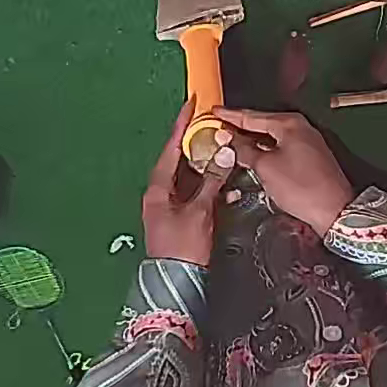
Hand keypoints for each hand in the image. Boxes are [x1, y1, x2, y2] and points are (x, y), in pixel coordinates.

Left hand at [143, 102, 236, 265]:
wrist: (176, 283)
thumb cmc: (182, 246)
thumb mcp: (199, 212)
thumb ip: (212, 182)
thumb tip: (224, 154)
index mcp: (158, 188)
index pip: (171, 148)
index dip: (181, 125)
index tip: (191, 103)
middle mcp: (161, 193)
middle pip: (181, 162)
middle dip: (199, 146)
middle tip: (215, 128)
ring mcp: (170, 206)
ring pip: (192, 179)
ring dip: (209, 169)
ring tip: (226, 156)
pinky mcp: (182, 218)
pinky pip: (197, 196)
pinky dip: (212, 191)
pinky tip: (229, 190)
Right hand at [214, 108, 354, 238]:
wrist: (333, 209)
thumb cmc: (301, 187)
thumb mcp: (265, 167)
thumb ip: (244, 150)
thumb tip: (228, 140)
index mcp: (289, 124)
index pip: (252, 116)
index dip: (230, 115)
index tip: (215, 112)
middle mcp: (300, 127)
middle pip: (263, 123)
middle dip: (240, 126)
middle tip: (219, 126)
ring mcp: (306, 141)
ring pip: (272, 136)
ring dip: (252, 139)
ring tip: (231, 141)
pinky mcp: (309, 156)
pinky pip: (281, 146)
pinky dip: (265, 149)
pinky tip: (254, 155)